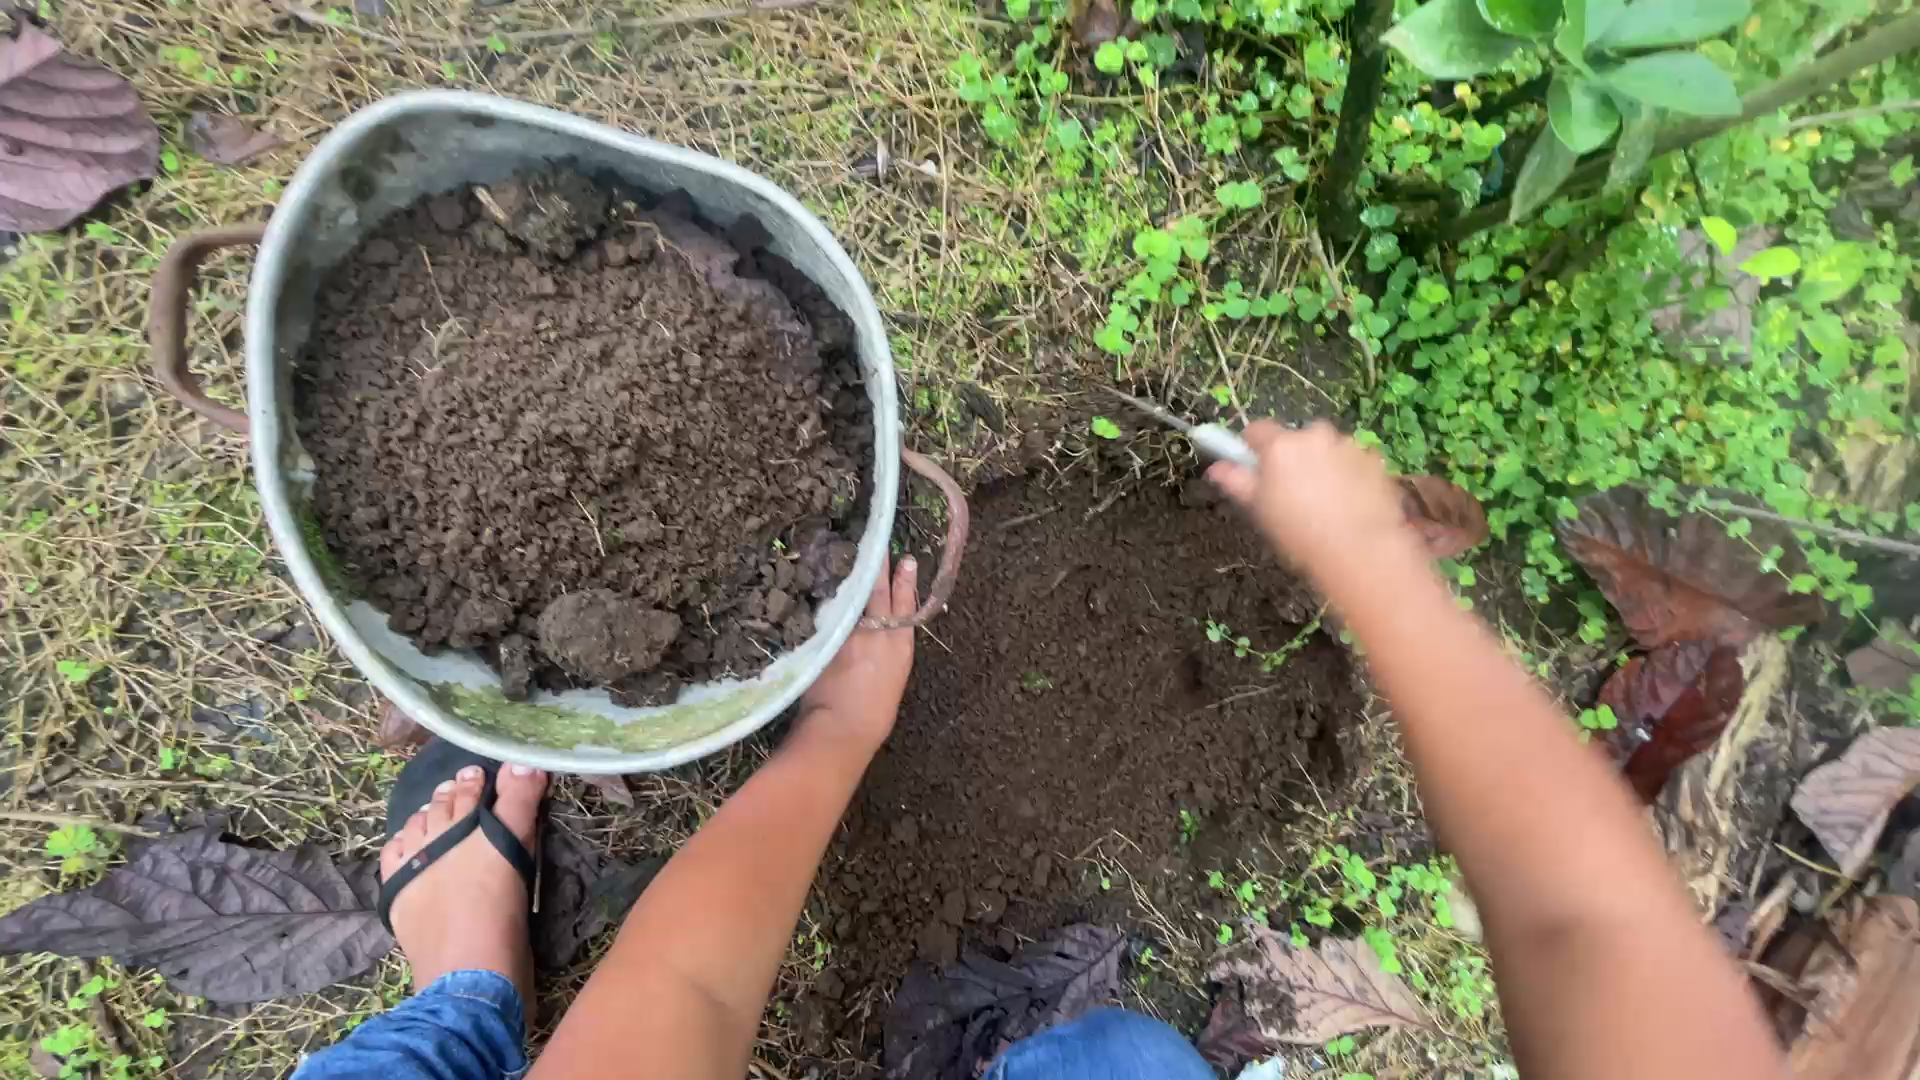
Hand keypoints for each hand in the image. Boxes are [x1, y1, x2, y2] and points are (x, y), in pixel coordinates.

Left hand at [794, 556, 917, 752]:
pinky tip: (817, 577)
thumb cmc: (871, 714)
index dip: (906, 580)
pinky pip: (827, 608)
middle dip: (879, 564)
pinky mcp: (827, 636)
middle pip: (879, 590)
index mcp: (901, 646)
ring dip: (850, 573)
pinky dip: (825, 594)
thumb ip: (887, 648)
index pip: (906, 604)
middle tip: (877, 540)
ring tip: (845, 550)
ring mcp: (851, 632)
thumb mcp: (892, 677)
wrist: (842, 730)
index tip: (906, 559)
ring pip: (852, 594)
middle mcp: (879, 633)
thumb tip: (879, 627)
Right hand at [1207, 420, 1412, 577]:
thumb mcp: (1259, 508)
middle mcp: (1315, 435)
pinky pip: (1353, 461)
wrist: (1359, 549)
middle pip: (1295, 438)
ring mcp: (1349, 445)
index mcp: (1280, 445)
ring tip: (1323, 503)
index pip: (1255, 429)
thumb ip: (1236, 482)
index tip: (1254, 469)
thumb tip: (1216, 468)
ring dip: (1321, 465)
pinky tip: (1347, 504)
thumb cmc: (1298, 531)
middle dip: (1291, 457)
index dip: (1251, 448)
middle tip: (1289, 492)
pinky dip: (1348, 475)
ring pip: (1326, 449)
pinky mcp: (1376, 461)